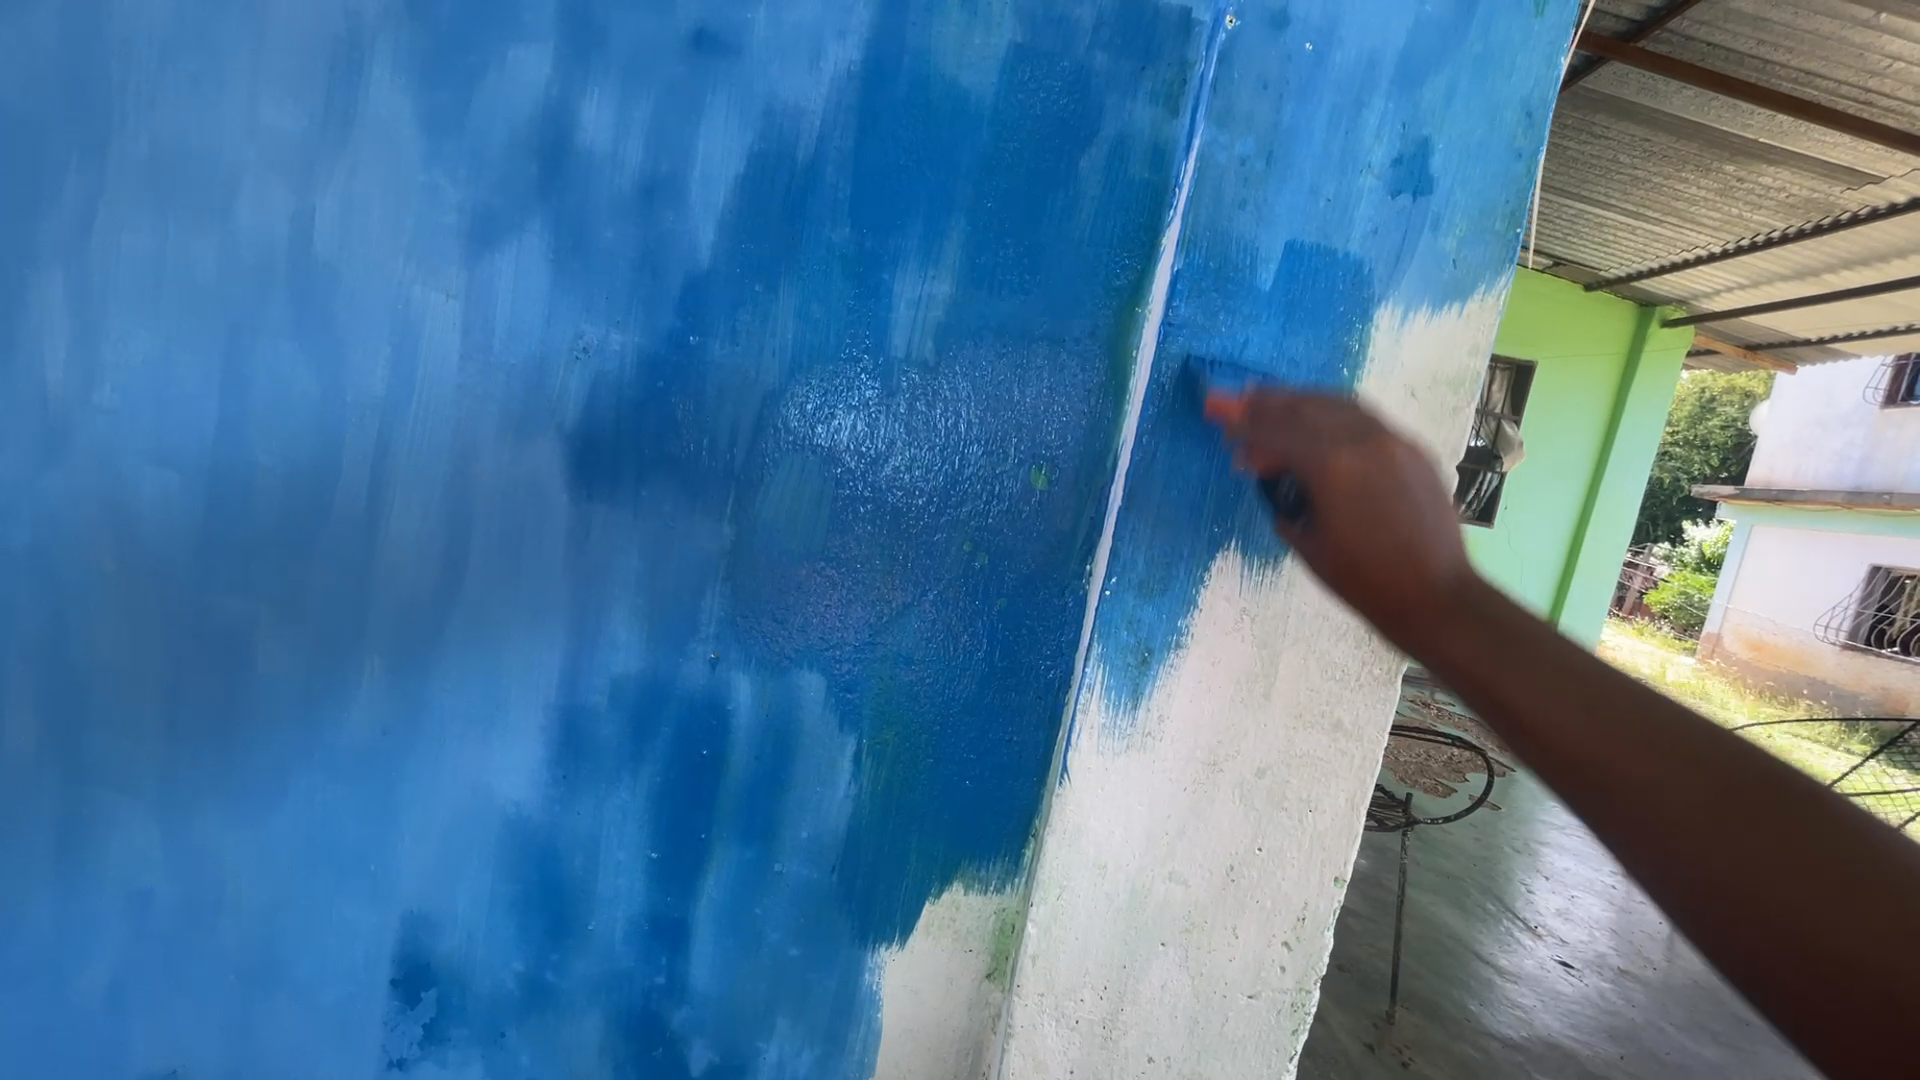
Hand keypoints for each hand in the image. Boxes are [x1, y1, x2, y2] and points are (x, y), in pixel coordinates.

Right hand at [1204, 389, 1479, 646]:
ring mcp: (1392, 439)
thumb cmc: (1361, 579)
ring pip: (1336, 404)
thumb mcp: (1305, 540)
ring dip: (1298, 400)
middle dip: (1264, 402)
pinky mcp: (1411, 447)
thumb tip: (1271, 472)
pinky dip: (1331, 412)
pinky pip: (1363, 417)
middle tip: (1235, 399)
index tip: (1216, 413)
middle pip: (1302, 407)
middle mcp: (1362, 440)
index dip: (1242, 425)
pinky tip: (1316, 419)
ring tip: (1271, 400)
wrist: (1435, 594)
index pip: (1275, 433)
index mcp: (1330, 466)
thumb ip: (1284, 497)